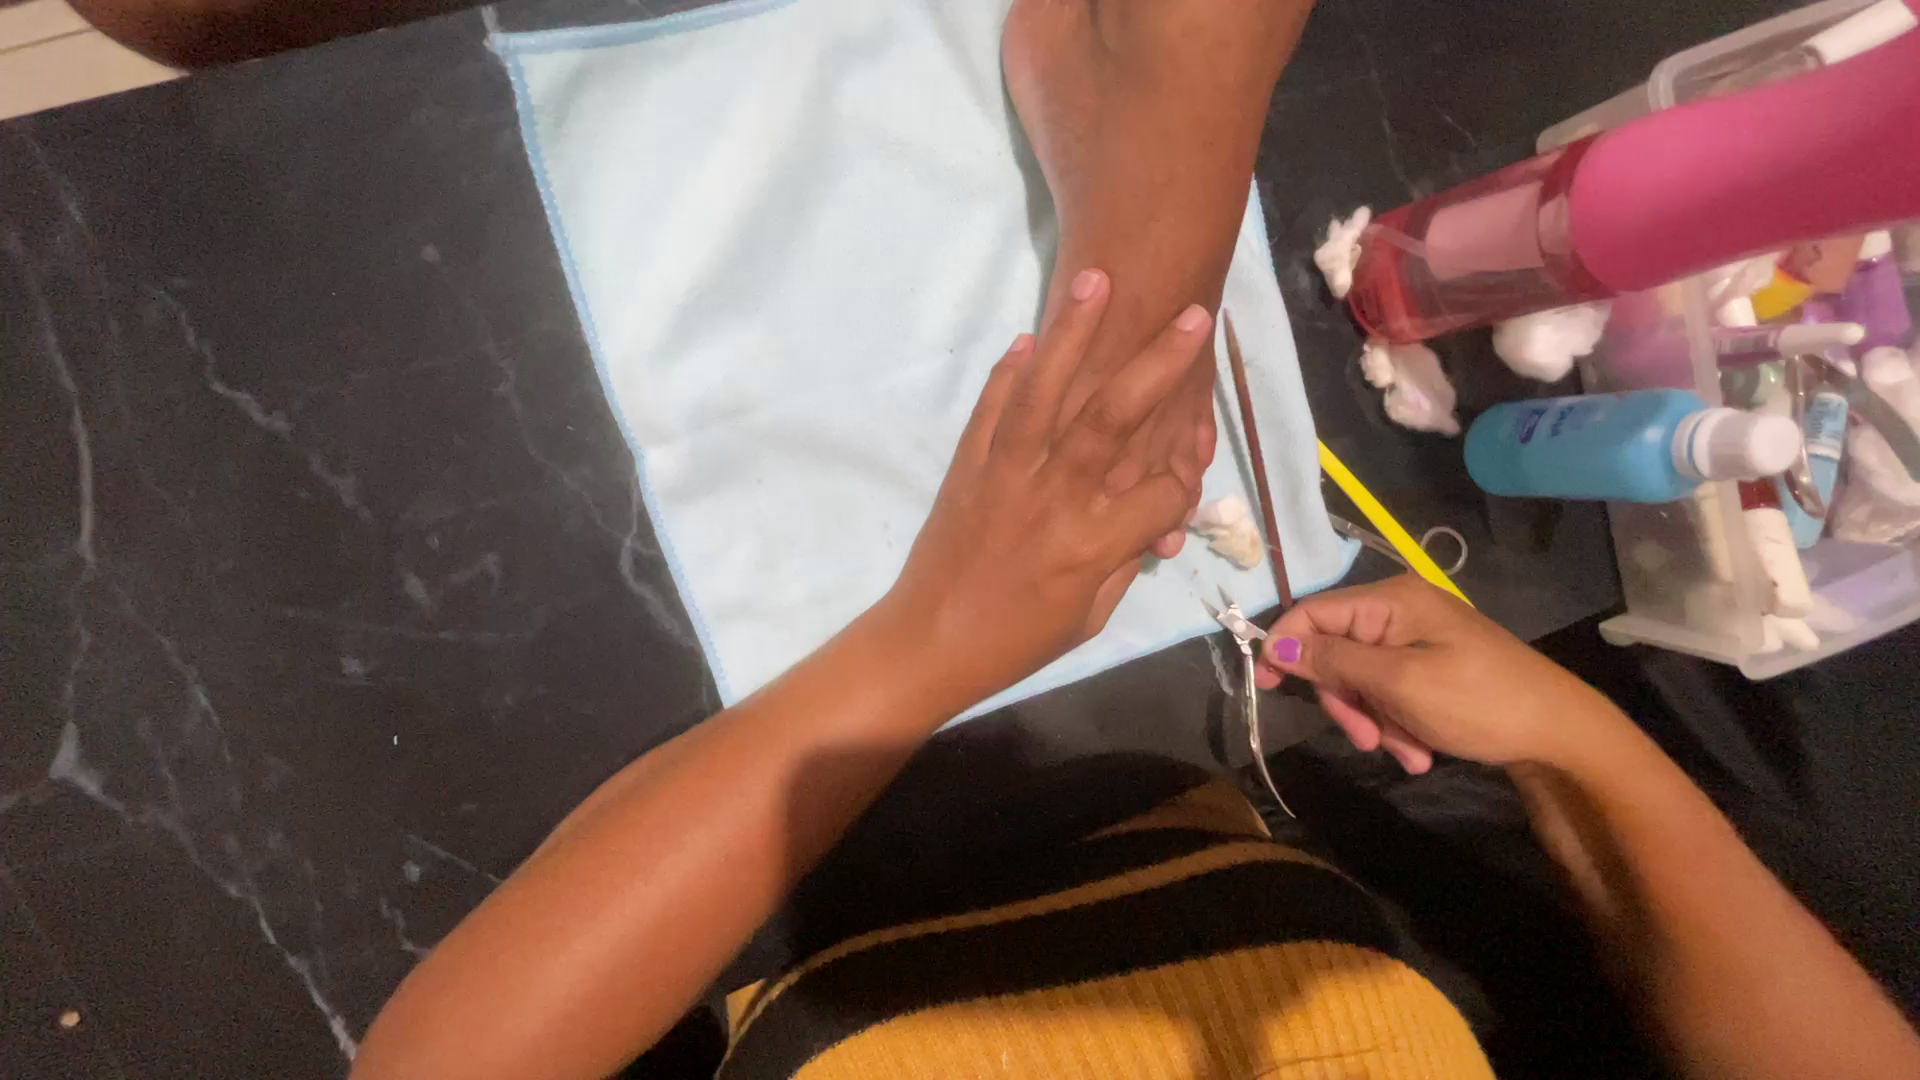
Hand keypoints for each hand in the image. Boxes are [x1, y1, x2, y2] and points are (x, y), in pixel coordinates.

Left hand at [878, 269, 1212, 710]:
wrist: (929, 641)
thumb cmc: (1017, 641)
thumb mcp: (1090, 615)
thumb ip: (1124, 558)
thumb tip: (1150, 519)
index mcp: (1096, 542)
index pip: (1164, 489)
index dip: (1184, 482)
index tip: (1182, 481)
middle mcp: (1057, 496)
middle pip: (1114, 417)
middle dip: (1157, 362)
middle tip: (1188, 313)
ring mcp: (1006, 473)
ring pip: (1046, 394)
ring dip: (1073, 335)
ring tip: (1096, 280)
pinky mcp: (967, 465)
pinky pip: (991, 410)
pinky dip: (1008, 373)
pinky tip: (1027, 338)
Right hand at [1252, 575, 1626, 773]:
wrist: (1563, 737)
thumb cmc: (1480, 701)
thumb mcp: (1398, 682)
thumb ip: (1332, 660)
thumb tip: (1275, 645)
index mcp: (1390, 600)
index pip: (1311, 612)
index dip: (1283, 646)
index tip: (1267, 685)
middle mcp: (1396, 611)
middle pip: (1331, 650)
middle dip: (1344, 699)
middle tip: (1365, 736)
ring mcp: (1412, 638)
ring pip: (1355, 677)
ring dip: (1371, 718)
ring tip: (1404, 749)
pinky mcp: (1425, 664)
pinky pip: (1383, 689)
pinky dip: (1391, 721)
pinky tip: (1417, 748)